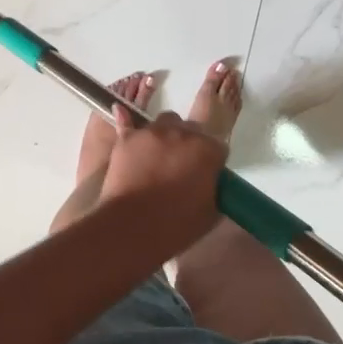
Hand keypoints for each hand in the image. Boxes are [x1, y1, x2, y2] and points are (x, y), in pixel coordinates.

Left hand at [98, 109, 226, 238]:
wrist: (130, 228)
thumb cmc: (174, 226)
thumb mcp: (210, 214)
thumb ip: (215, 191)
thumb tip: (211, 185)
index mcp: (207, 151)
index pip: (218, 148)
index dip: (213, 162)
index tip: (207, 176)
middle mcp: (182, 133)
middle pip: (193, 130)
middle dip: (191, 145)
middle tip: (182, 167)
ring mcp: (152, 132)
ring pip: (165, 122)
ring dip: (167, 135)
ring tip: (159, 155)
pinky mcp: (127, 138)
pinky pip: (129, 122)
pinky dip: (129, 122)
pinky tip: (123, 115)